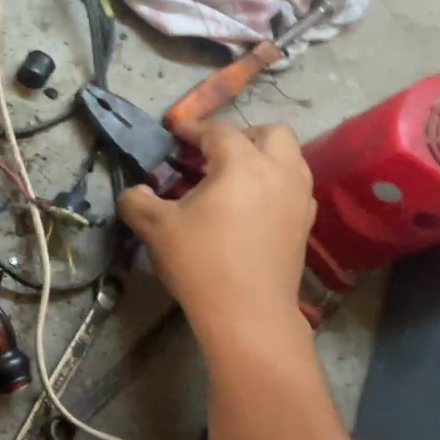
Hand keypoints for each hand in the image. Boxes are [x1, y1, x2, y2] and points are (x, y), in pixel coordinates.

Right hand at [117, 120, 316, 340]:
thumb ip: (137, 200)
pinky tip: (248, 205)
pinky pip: (291, 185)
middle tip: (211, 154)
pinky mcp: (303, 221)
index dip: (193, 129)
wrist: (246, 310)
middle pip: (270, 133)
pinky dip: (271, 183)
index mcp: (241, 164)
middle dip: (240, 135)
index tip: (174, 132)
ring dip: (260, 157)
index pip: (218, 132)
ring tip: (230, 178)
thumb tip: (136, 190)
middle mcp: (278, 171)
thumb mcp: (154, 227)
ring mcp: (298, 196)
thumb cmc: (199, 261)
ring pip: (287, 157)